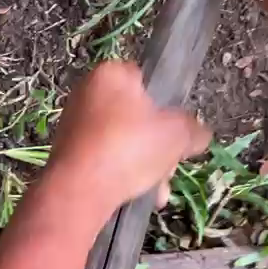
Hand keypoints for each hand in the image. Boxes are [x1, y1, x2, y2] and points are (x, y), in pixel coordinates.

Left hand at [43, 62, 210, 214]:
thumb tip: (199, 132)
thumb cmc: (128, 148)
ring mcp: (74, 122)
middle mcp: (87, 92)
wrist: (79, 189)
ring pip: (124, 140)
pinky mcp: (68, 151)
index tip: (176, 128)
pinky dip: (122, 173)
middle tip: (170, 164)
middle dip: (159, 144)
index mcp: (110, 73)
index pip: (147, 79)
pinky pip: (105, 157)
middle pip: (138, 115)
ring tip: (158, 189)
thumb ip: (193, 129)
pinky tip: (138, 195)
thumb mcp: (177, 134)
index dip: (167, 104)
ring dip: (145, 164)